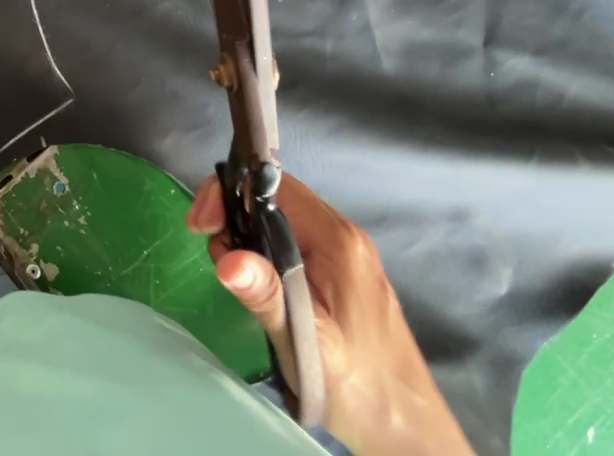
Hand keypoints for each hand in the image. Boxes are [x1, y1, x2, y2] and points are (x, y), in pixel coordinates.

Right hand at [188, 174, 474, 455]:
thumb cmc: (361, 390)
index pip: (272, 183)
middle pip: (272, 196)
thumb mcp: (307, 343)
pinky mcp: (338, 274)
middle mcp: (343, 237)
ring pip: (278, 219)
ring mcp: (343, 255)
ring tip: (238, 283)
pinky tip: (259, 289)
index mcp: (339, 241)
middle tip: (219, 263)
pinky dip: (262, 253)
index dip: (230, 192)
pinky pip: (289, 241)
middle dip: (232, 217)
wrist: (410, 436)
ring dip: (244, 238)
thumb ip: (267, 296)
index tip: (203, 228)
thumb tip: (228, 258)